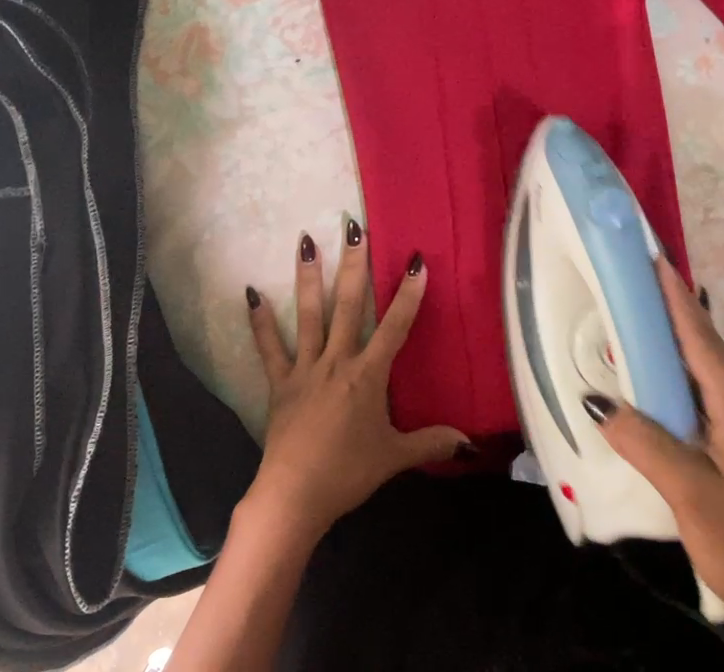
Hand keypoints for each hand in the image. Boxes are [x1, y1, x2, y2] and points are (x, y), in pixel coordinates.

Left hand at [242, 219, 469, 537]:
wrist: (294, 495)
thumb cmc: (349, 473)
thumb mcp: (395, 457)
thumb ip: (431, 443)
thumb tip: (472, 443)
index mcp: (368, 376)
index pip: (394, 327)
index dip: (407, 294)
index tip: (415, 260)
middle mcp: (337, 362)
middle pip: (348, 306)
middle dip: (353, 265)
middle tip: (354, 227)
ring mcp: (305, 369)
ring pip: (308, 315)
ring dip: (308, 277)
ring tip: (305, 240)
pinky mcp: (279, 383)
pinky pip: (269, 347)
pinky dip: (260, 322)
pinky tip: (251, 293)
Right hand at [586, 259, 723, 616]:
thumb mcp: (688, 491)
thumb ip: (643, 441)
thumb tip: (597, 400)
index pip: (701, 341)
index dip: (677, 300)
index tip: (656, 260)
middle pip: (705, 351)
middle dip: (674, 314)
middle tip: (638, 283)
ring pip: (707, 375)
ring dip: (676, 347)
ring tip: (641, 323)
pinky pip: (708, 399)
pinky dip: (681, 380)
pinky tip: (661, 385)